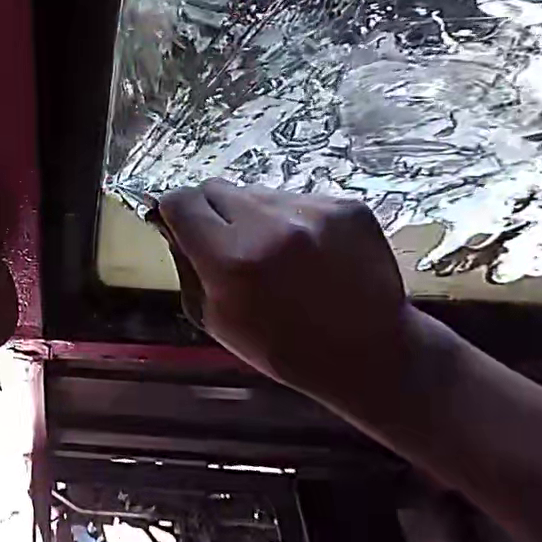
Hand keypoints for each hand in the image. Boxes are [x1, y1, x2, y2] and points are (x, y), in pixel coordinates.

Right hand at [155, 180, 412, 396]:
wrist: (370, 353)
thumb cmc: (281, 347)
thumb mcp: (213, 317)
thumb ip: (187, 265)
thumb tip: (171, 225)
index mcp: (231, 259)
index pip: (180, 200)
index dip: (174, 212)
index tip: (181, 224)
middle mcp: (269, 225)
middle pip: (214, 188)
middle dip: (212, 211)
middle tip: (229, 242)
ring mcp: (312, 211)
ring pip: (256, 193)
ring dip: (254, 215)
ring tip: (277, 253)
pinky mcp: (345, 206)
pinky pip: (296, 198)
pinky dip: (292, 220)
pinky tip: (308, 253)